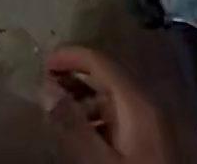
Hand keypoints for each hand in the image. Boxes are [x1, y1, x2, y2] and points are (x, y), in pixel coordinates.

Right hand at [41, 45, 178, 163]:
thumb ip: (72, 126)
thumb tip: (45, 89)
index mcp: (137, 101)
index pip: (99, 60)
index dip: (69, 56)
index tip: (42, 65)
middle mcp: (148, 102)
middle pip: (107, 73)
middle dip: (75, 74)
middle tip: (46, 84)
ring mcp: (153, 121)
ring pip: (114, 94)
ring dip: (85, 96)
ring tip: (59, 109)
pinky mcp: (153, 139)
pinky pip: (121, 113)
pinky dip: (99, 114)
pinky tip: (83, 131)